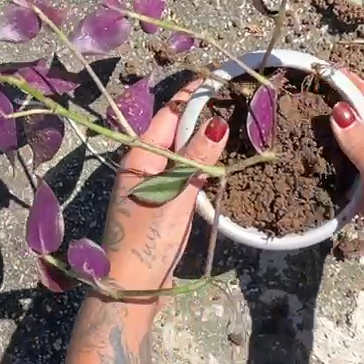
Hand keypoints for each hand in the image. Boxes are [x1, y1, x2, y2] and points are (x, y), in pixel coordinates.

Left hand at [99, 85, 229, 302]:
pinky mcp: (160, 204)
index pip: (169, 114)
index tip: (216, 76)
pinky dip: (199, 163)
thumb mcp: (176, 196)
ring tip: (231, 122)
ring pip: (180, 152)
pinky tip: (216, 163)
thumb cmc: (148, 239)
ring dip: (201, 139)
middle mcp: (143, 166)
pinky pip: (182, 172)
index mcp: (140, 157)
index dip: (192, 95)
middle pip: (174, 130)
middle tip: (232, 97)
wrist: (131, 286)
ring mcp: (151, 185)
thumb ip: (196, 159)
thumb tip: (217, 122)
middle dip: (200, 113)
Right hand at [328, 75, 363, 319]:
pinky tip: (314, 161)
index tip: (327, 70)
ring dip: (337, 139)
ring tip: (303, 122)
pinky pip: (354, 178)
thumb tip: (339, 112)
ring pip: (360, 152)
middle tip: (306, 94)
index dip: (356, 87)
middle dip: (343, 110)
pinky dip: (336, 169)